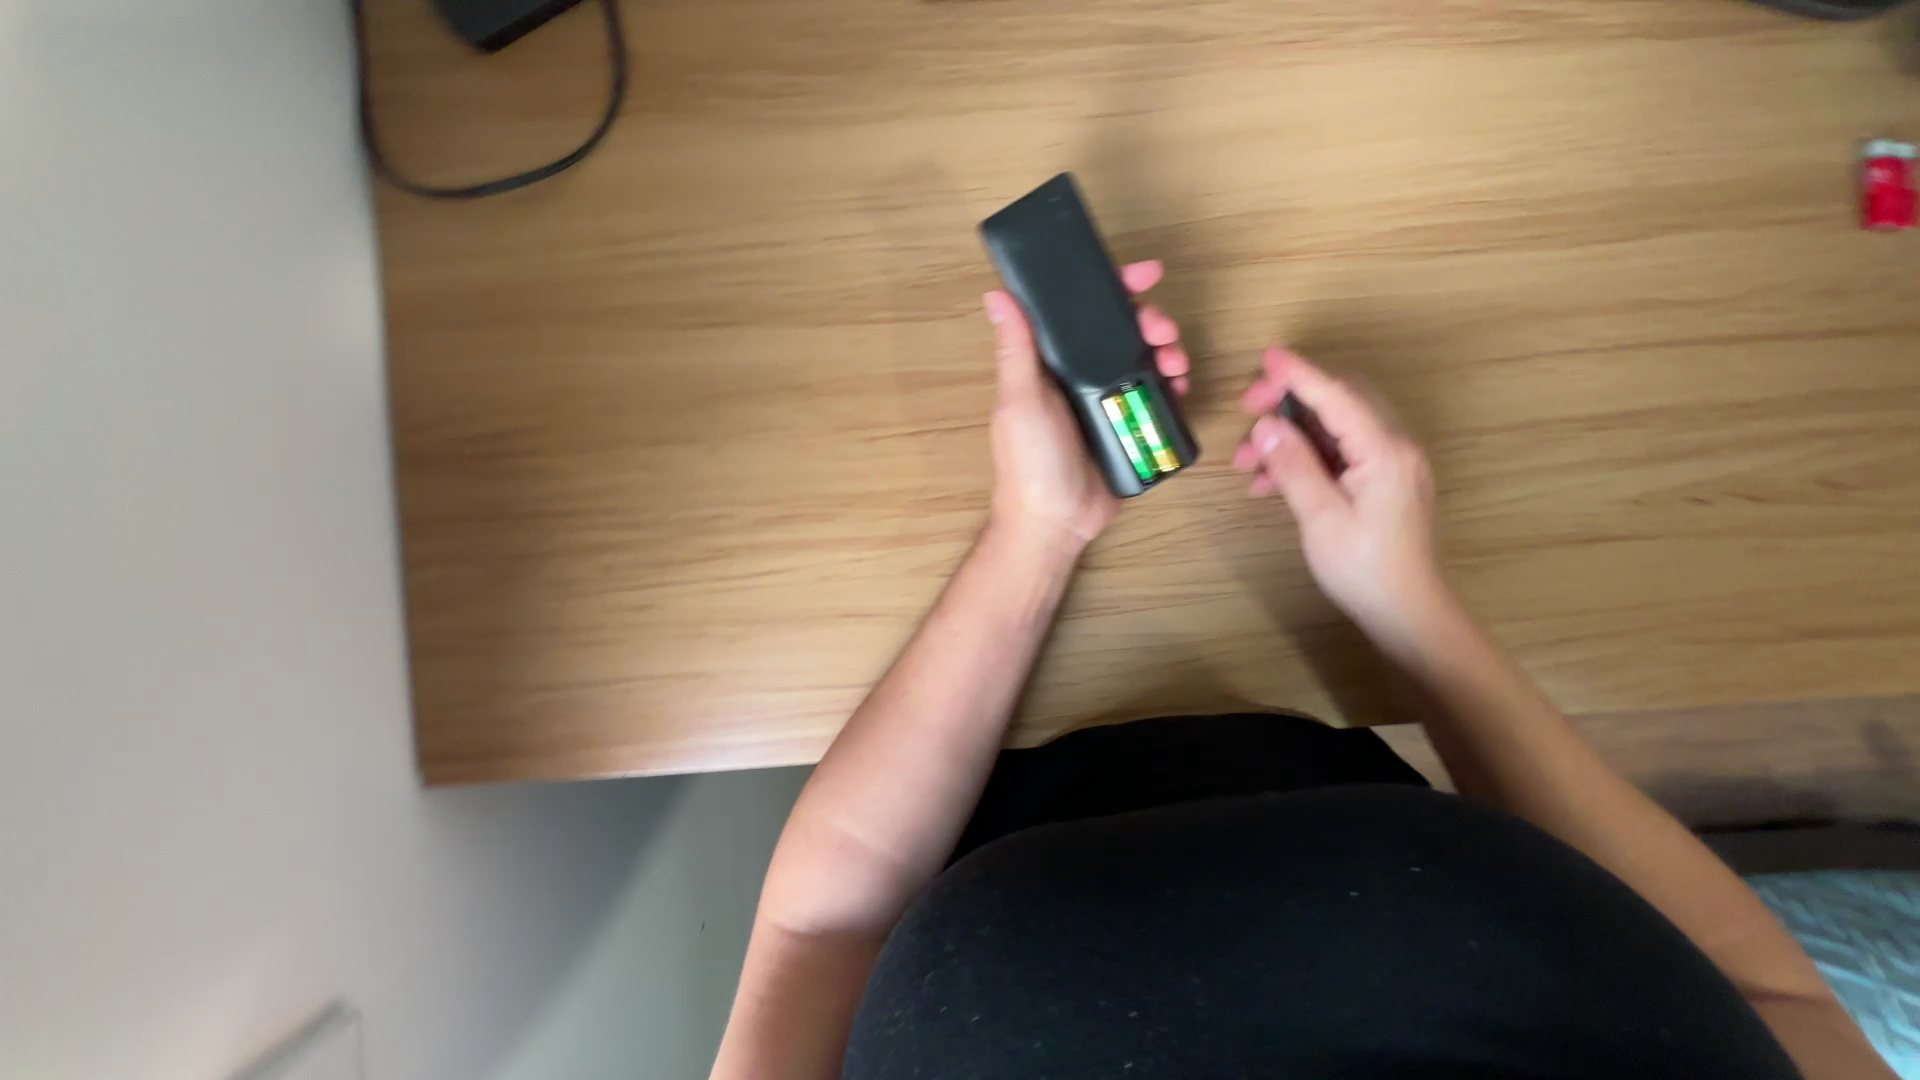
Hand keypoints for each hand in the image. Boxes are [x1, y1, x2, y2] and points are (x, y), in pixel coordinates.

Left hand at [982, 260, 1190, 553]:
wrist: (1056, 522)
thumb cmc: (1029, 462)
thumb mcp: (1020, 401)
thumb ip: (1016, 350)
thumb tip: (998, 294)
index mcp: (1051, 364)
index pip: (1082, 314)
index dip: (1113, 288)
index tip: (1145, 273)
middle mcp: (1081, 377)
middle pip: (1123, 333)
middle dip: (1151, 322)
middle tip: (1164, 331)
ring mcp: (1109, 402)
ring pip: (1146, 361)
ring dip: (1169, 351)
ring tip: (1177, 364)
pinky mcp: (1131, 427)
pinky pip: (1158, 398)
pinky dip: (1173, 386)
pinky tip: (1181, 387)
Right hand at [1232, 346, 1450, 648]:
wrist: (1407, 612)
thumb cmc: (1363, 568)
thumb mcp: (1320, 517)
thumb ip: (1294, 466)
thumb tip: (1265, 426)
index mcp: (1384, 452)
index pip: (1337, 398)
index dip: (1300, 375)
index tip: (1268, 356)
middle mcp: (1394, 448)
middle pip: (1341, 402)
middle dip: (1292, 401)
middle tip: (1249, 412)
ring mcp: (1392, 465)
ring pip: (1337, 428)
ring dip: (1292, 435)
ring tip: (1249, 463)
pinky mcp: (1384, 482)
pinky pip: (1341, 453)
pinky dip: (1306, 457)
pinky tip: (1272, 483)